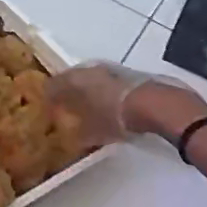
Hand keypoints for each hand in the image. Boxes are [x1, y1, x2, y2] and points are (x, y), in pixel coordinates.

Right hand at [47, 63, 206, 146]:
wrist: (159, 105)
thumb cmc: (117, 116)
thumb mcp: (94, 131)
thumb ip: (79, 133)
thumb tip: (72, 137)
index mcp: (75, 79)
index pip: (53, 84)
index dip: (49, 97)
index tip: (47, 108)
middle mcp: (89, 69)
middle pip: (72, 79)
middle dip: (68, 92)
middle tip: (67, 107)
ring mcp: (111, 69)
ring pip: (91, 79)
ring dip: (88, 91)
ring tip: (90, 108)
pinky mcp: (130, 74)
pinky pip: (108, 83)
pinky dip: (105, 92)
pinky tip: (111, 106)